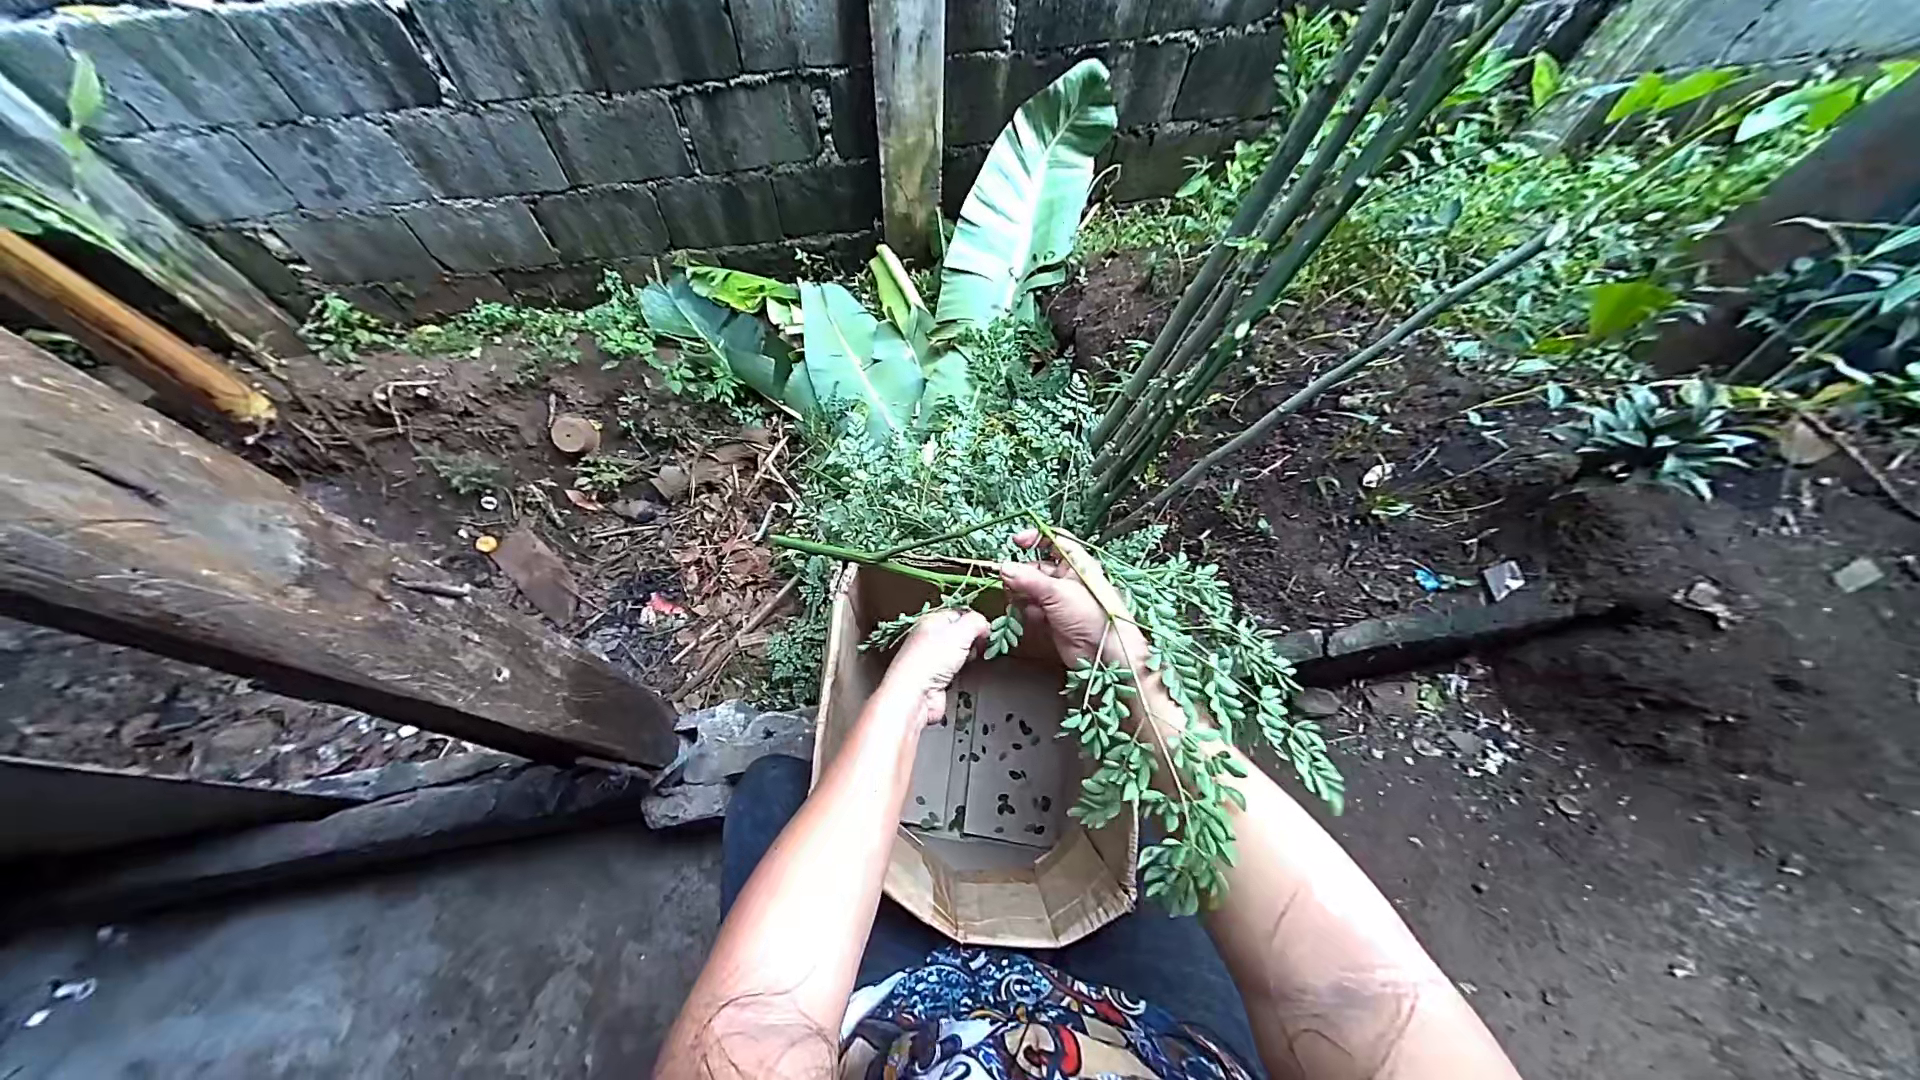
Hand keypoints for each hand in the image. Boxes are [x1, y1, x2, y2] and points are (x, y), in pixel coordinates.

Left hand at [882, 608, 989, 723]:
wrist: (916, 696)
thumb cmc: (928, 662)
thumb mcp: (959, 632)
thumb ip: (976, 622)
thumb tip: (984, 624)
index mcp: (931, 621)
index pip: (959, 614)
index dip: (974, 621)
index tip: (986, 629)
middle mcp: (930, 639)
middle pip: (960, 633)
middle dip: (974, 639)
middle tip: (981, 644)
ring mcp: (933, 659)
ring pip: (959, 652)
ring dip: (969, 655)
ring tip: (973, 657)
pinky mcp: (937, 679)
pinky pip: (956, 670)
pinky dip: (964, 670)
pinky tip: (965, 671)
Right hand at [998, 529, 1149, 670]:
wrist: (1103, 655)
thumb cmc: (1091, 616)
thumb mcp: (1058, 592)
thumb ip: (1028, 579)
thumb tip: (1004, 568)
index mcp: (1077, 564)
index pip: (1055, 541)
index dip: (1036, 538)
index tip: (1016, 542)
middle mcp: (1068, 579)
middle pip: (1037, 566)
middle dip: (1021, 571)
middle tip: (1007, 579)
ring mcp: (1059, 599)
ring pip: (1032, 588)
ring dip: (1020, 591)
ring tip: (1014, 597)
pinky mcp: (1052, 618)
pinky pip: (1032, 607)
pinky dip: (1025, 609)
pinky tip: (1024, 613)